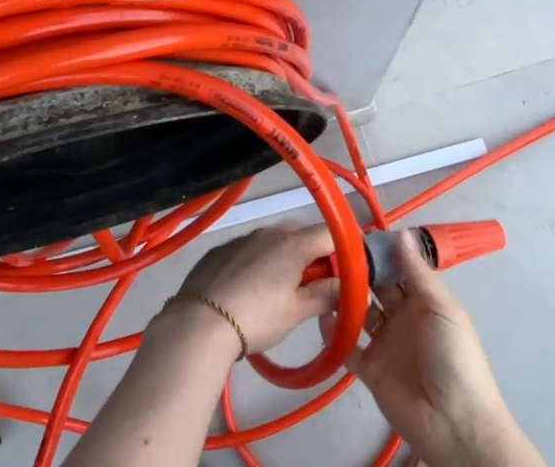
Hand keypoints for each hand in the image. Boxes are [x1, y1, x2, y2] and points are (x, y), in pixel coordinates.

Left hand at [166, 225, 339, 355]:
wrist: (199, 323)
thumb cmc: (257, 318)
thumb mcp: (297, 312)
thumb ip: (327, 296)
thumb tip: (355, 290)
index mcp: (292, 244)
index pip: (330, 233)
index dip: (344, 251)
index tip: (346, 274)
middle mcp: (268, 232)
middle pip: (301, 235)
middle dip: (312, 256)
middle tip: (312, 288)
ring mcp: (241, 239)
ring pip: (273, 242)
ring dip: (283, 259)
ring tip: (278, 293)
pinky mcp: (219, 250)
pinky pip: (248, 250)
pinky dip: (256, 263)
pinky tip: (247, 291)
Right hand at [330, 231, 541, 466]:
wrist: (454, 423)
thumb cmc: (454, 358)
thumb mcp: (442, 310)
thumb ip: (418, 273)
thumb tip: (401, 233)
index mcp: (424, 302)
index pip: (399, 270)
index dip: (380, 253)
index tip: (355, 234)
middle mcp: (403, 318)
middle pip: (376, 289)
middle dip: (357, 272)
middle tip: (329, 253)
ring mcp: (384, 344)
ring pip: (359, 314)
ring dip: (343, 298)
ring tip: (320, 279)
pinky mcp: (368, 369)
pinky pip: (347, 347)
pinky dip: (333, 333)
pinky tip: (320, 317)